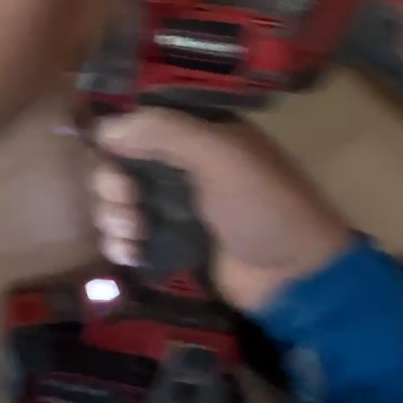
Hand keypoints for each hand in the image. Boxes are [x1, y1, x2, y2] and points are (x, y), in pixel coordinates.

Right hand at [93, 109, 353, 311]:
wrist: (298, 279)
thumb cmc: (264, 206)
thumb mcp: (220, 155)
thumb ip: (164, 132)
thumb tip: (103, 129)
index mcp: (192, 132)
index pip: (134, 123)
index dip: (114, 139)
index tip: (113, 159)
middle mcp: (175, 163)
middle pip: (116, 163)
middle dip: (110, 184)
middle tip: (127, 204)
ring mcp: (169, 204)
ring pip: (114, 200)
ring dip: (111, 216)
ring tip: (130, 237)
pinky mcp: (166, 242)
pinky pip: (123, 235)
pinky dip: (117, 243)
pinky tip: (128, 254)